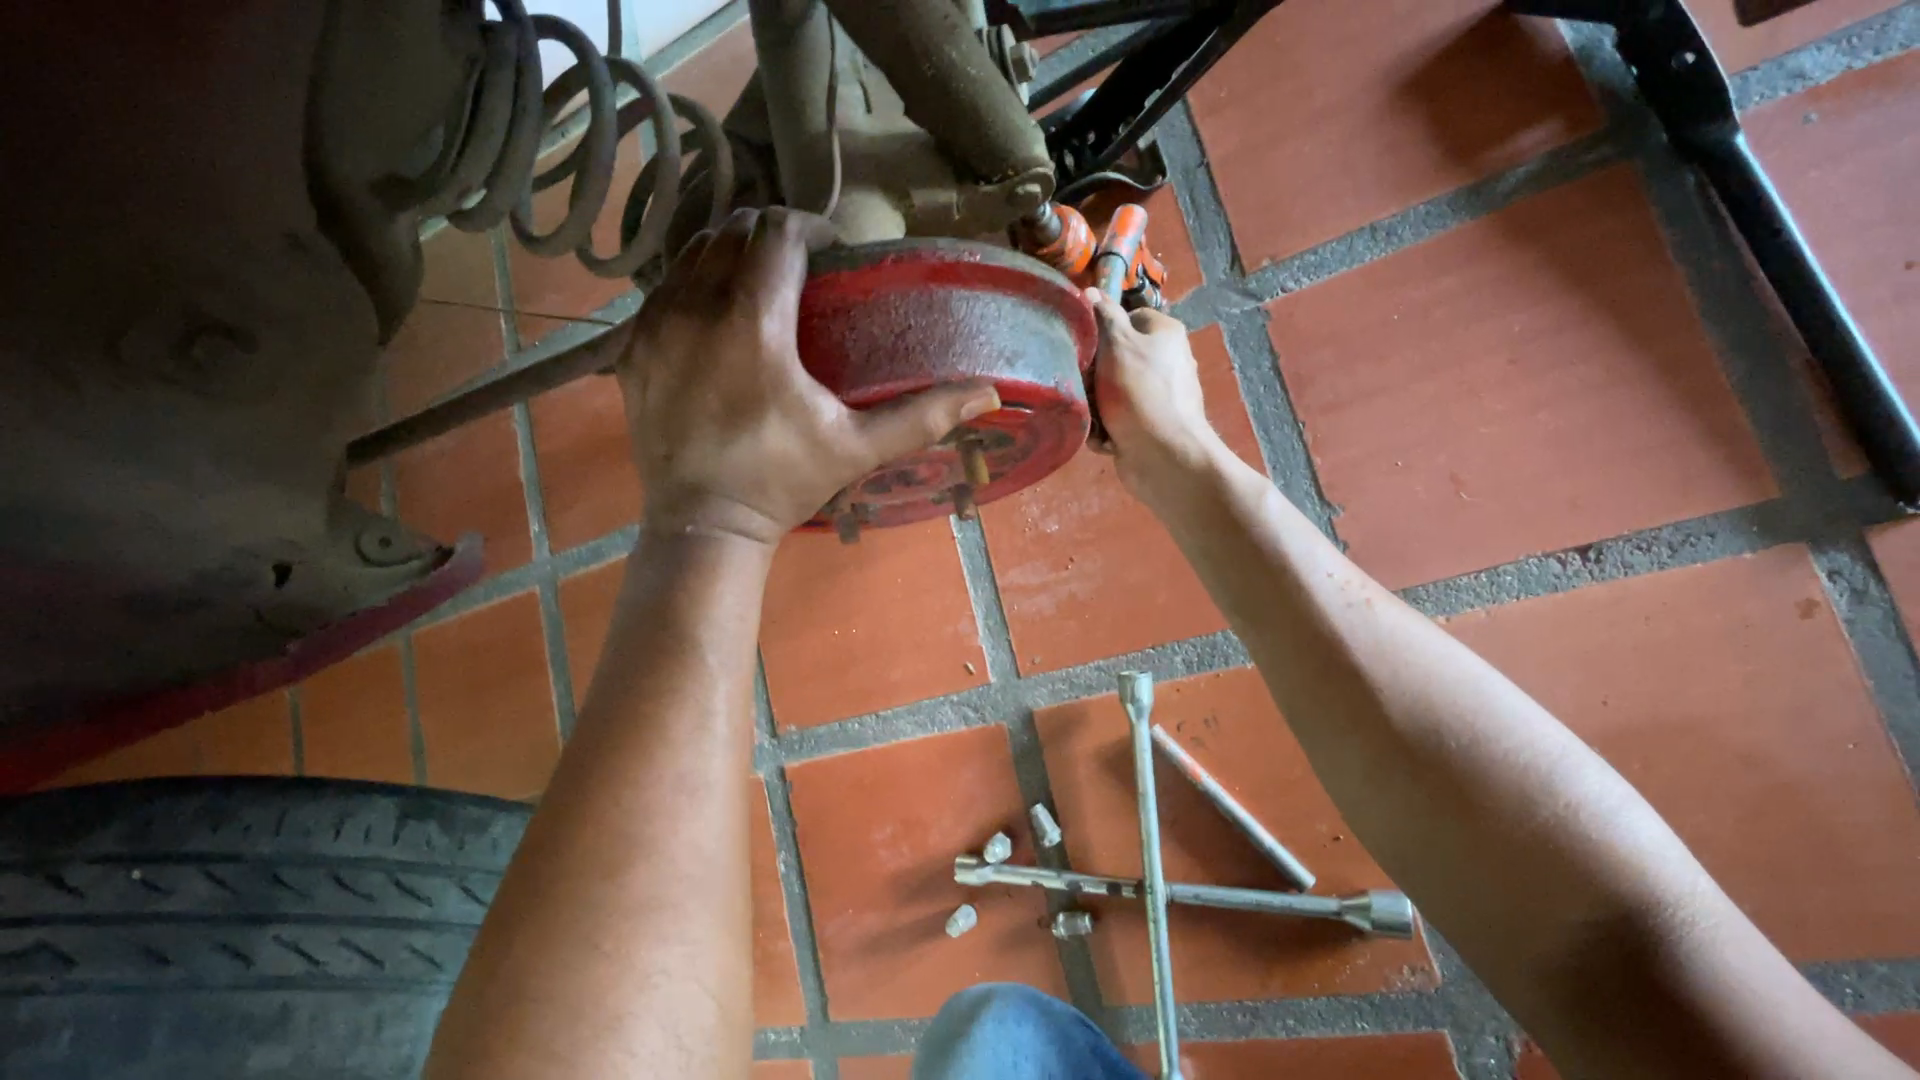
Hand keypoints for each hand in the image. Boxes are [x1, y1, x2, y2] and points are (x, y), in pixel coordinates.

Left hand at [613, 208, 1001, 545]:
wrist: (702, 525)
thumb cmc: (782, 482)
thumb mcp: (856, 448)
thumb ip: (921, 415)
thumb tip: (988, 393)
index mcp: (754, 323)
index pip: (777, 230)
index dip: (810, 226)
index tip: (831, 250)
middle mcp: (696, 307)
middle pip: (733, 229)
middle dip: (771, 234)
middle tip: (800, 264)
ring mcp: (655, 325)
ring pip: (691, 252)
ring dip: (730, 253)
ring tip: (759, 282)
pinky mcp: (631, 348)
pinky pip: (661, 288)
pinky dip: (692, 283)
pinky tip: (714, 314)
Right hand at [1085, 288, 1230, 500]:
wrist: (1164, 456)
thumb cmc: (1139, 393)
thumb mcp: (1117, 345)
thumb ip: (1104, 316)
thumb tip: (1092, 291)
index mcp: (1165, 334)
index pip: (1128, 317)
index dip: (1103, 330)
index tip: (1084, 346)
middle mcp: (1165, 362)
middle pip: (1115, 357)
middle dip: (1094, 375)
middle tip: (1083, 385)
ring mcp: (1158, 396)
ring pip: (1111, 391)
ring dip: (1095, 405)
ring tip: (1093, 416)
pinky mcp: (1148, 425)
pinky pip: (1117, 419)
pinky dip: (1106, 429)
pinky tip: (1104, 437)